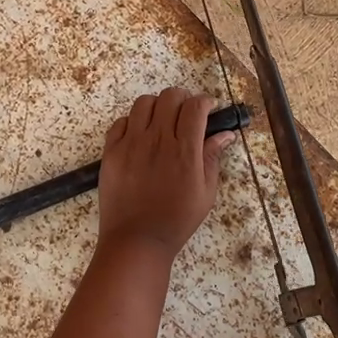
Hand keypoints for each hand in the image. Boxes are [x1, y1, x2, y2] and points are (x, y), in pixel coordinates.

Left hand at [96, 87, 236, 263]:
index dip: (205, 101)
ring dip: (157, 105)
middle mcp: (158, 140)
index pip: (195, 107)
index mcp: (185, 151)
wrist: (136, 240)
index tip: (208, 107)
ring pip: (144, 103)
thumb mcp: (205, 193)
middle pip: (170, 97)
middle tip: (185, 113)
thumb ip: (213, 158)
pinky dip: (133, 122)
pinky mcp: (111, 151)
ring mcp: (131, 143)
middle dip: (183, 98)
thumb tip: (225, 134)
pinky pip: (121, 121)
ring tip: (161, 120)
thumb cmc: (176, 220)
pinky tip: (139, 135)